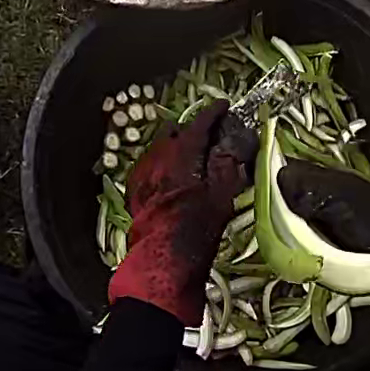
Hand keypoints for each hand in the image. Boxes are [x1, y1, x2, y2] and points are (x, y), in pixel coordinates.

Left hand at [108, 101, 256, 325]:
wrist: (161, 264)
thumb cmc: (196, 230)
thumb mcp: (222, 196)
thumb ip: (228, 166)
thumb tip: (236, 146)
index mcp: (182, 154)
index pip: (200, 123)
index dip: (213, 112)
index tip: (224, 106)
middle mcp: (158, 158)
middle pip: (175, 132)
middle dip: (192, 130)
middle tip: (209, 135)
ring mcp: (142, 174)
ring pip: (160, 148)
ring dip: (176, 147)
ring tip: (192, 155)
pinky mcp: (134, 192)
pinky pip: (150, 167)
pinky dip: (163, 164)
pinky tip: (172, 176)